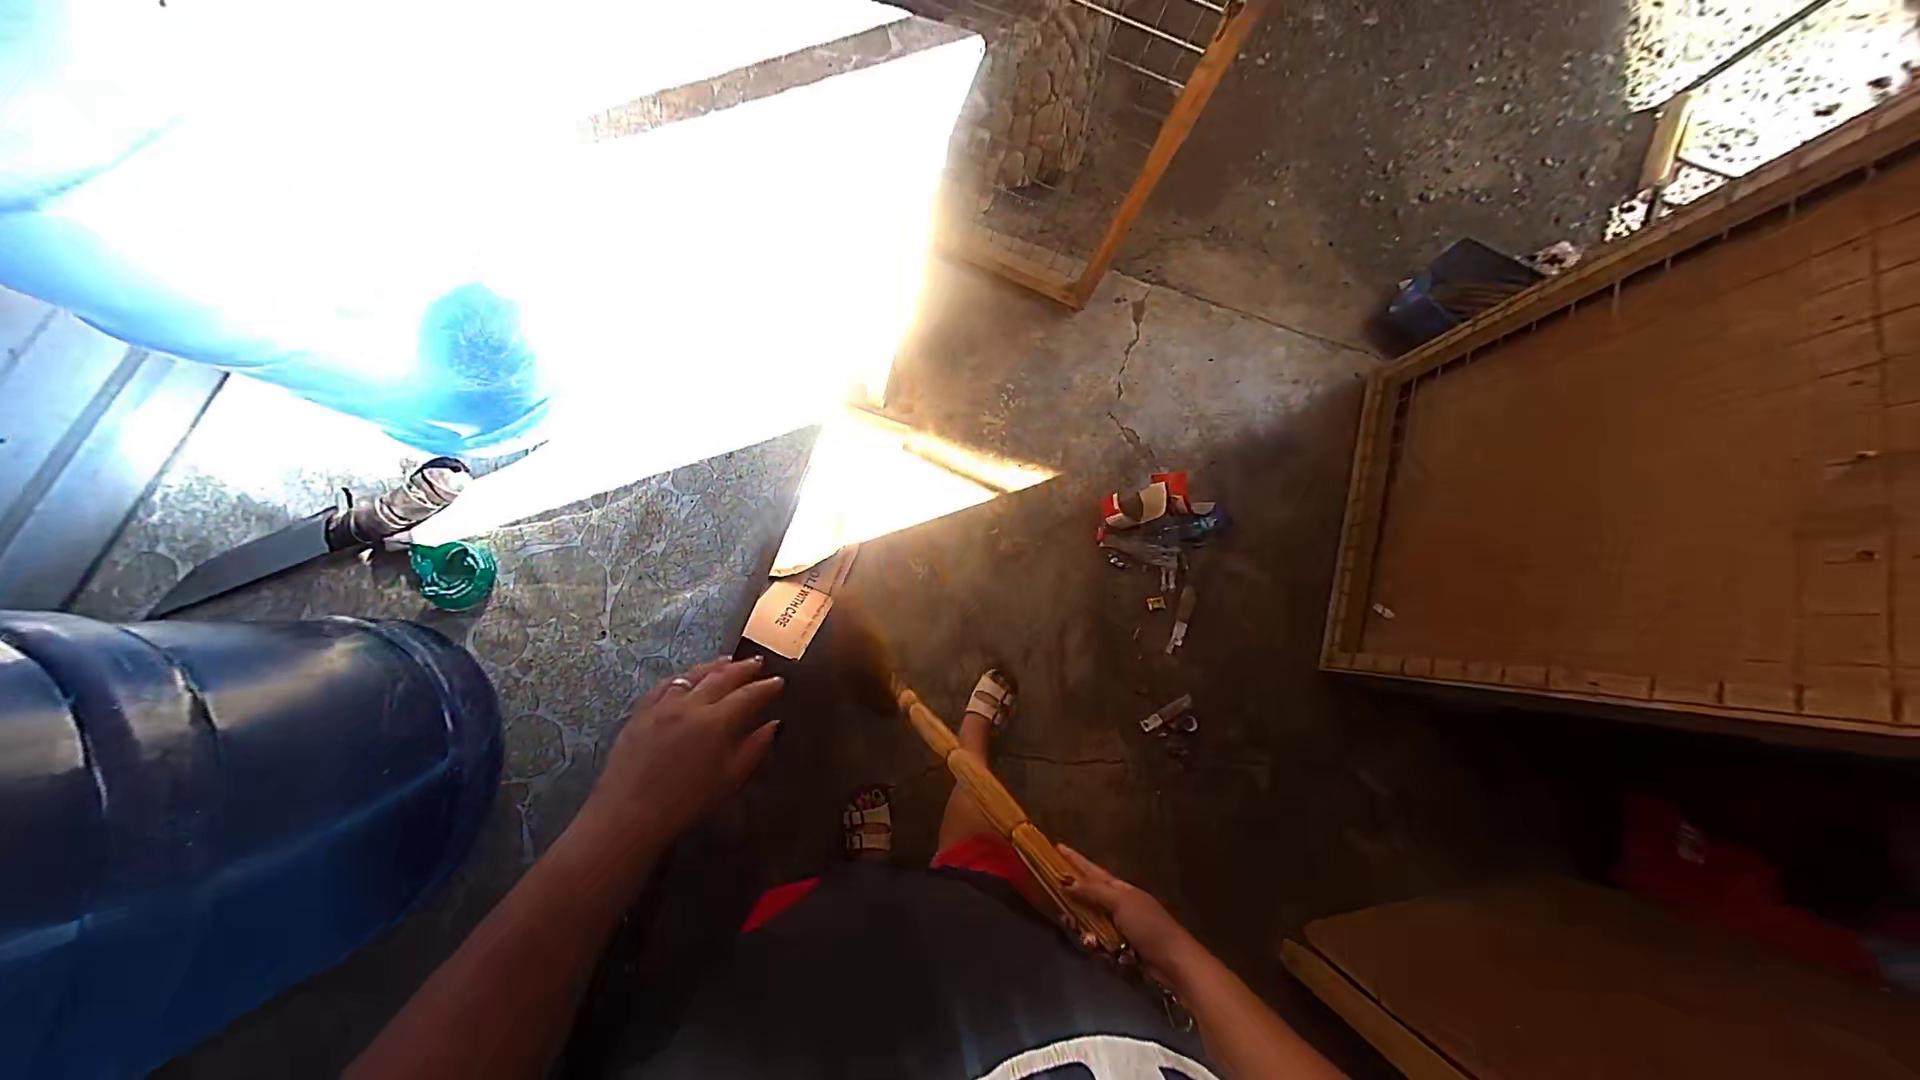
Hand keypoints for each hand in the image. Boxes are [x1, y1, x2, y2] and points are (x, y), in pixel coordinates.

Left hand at [582, 656, 784, 842]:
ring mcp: (663, 706)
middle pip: (722, 677)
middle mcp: (691, 705)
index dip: (766, 687)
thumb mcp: (730, 779)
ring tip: (727, 661)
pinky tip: (687, 677)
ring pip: (693, 676)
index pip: (748, 695)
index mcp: (716, 721)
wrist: (629, 814)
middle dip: (743, 668)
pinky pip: (665, 686)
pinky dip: (682, 677)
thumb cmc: (687, 802)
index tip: (778, 682)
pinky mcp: (641, 713)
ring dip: (714, 666)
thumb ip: (754, 748)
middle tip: (758, 662)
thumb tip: (773, 725)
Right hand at [1059, 845, 1199, 978]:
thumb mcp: (1121, 903)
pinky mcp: (1122, 952)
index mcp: (1119, 889)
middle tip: (1064, 913)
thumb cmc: (1149, 926)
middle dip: (1076, 909)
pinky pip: (1102, 948)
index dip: (1075, 860)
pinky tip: (1115, 959)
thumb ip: (1094, 891)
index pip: (1091, 870)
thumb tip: (1068, 881)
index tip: (1057, 847)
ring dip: (1091, 936)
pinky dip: (1104, 953)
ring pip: (1092, 927)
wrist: (1175, 964)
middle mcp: (1118, 905)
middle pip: (1087, 901)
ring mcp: (1121, 929)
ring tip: (1095, 944)